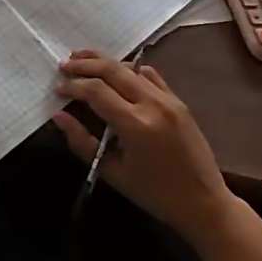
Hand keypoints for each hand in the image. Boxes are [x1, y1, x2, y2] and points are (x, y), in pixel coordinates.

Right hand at [53, 49, 239, 243]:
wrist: (203, 202)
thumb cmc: (154, 193)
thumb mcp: (112, 172)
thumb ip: (82, 141)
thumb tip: (58, 116)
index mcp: (135, 124)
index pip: (96, 91)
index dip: (73, 85)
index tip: (57, 87)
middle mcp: (153, 104)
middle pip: (112, 70)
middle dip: (85, 64)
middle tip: (64, 64)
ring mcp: (169, 100)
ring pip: (131, 69)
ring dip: (105, 62)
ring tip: (83, 58)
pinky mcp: (179, 102)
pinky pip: (152, 76)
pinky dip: (131, 70)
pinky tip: (118, 71)